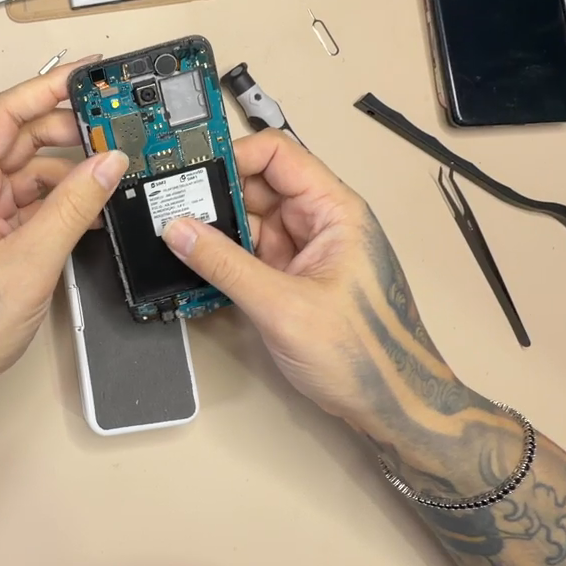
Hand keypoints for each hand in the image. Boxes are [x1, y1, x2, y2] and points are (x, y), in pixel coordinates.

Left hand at [0, 61, 129, 430]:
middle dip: (67, 130)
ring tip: (113, 168)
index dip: (46, 88)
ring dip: (70, 169)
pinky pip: (32, 200)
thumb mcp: (28, 261)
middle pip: (20, 138)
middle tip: (114, 126)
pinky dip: (63, 200)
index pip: (3, 115)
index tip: (86, 73)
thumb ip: (72, 208)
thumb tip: (109, 164)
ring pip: (30, 170)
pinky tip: (94, 203)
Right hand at [159, 131, 475, 432]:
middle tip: (172, 208)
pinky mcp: (290, 276)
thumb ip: (225, 265)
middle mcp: (318, 222)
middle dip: (214, 194)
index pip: (278, 156)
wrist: (393, 409)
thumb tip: (179, 231)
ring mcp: (303, 250)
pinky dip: (222, 257)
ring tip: (177, 240)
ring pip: (248, 219)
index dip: (234, 156)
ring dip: (215, 229)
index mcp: (334, 211)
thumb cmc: (364, 355)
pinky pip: (248, 251)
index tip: (192, 171)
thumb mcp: (283, 307)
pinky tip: (196, 266)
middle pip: (256, 186)